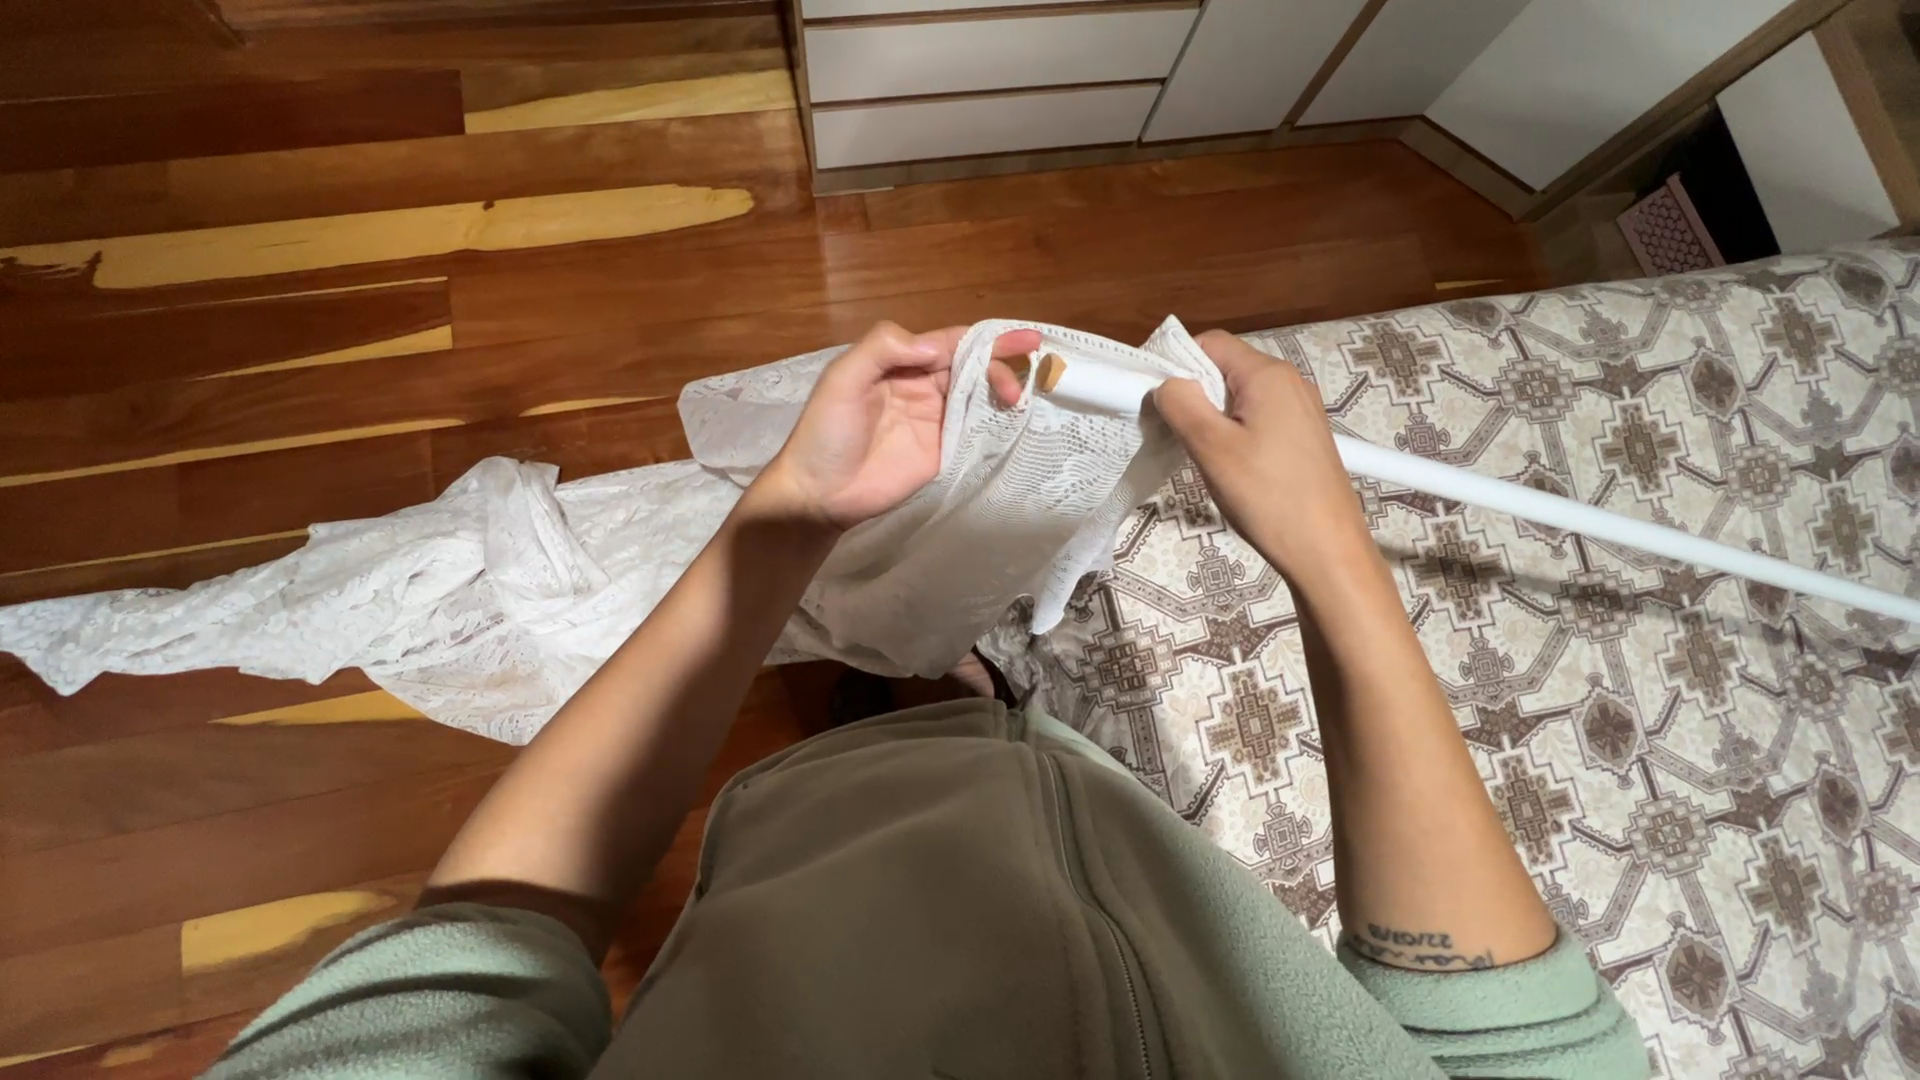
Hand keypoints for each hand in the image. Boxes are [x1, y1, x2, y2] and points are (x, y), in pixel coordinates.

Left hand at [754, 321, 1036, 530]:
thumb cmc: (826, 431)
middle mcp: (925, 387)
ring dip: (1005, 390)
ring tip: (1019, 395)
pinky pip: (976, 432)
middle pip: (974, 367)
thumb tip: (939, 346)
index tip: (1021, 337)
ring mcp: (937, 422)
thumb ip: (884, 348)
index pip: (952, 342)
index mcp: (902, 363)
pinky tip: (1016, 419)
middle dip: (1005, 361)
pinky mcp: (944, 453)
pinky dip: (998, 423)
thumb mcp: (844, 377)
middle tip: (1033, 365)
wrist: (820, 492)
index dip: (987, 337)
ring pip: (981, 397)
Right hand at [1153, 330, 1373, 578]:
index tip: (1155, 398)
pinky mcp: (1302, 437)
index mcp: (1267, 375)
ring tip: (1198, 454)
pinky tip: (1227, 466)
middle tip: (1172, 431)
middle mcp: (1289, 382)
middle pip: (1225, 369)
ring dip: (1211, 417)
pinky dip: (1233, 433)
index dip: (1176, 362)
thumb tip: (1166, 383)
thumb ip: (1182, 405)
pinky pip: (1256, 418)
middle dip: (1192, 393)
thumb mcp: (1212, 448)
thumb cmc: (1267, 495)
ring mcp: (1300, 410)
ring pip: (1239, 397)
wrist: (1326, 549)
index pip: (1210, 343)